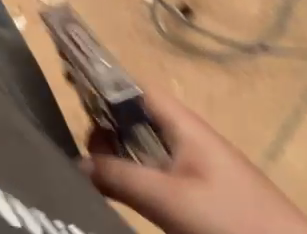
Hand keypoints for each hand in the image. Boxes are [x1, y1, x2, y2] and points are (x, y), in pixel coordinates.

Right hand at [83, 91, 306, 233]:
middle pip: (138, 119)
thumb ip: (117, 177)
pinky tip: (130, 200)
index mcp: (186, 127)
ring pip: (149, 150)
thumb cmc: (234, 223)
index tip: (72, 97)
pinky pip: (163, 176)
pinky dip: (140, 179)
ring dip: (122, 157)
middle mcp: (193, 141)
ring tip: (100, 178)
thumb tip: (75, 163)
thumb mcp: (167, 200)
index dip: (103, 85)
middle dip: (107, 128)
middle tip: (85, 154)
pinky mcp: (211, 199)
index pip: (135, 87)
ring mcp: (204, 171)